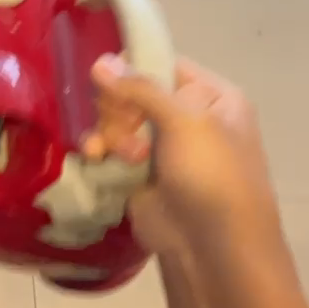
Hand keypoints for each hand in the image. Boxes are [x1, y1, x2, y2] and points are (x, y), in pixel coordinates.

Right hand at [84, 55, 284, 261]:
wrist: (212, 247)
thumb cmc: (212, 177)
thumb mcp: (185, 123)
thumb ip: (140, 88)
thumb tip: (99, 60)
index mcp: (212, 96)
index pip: (160, 63)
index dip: (132, 71)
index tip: (115, 87)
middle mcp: (187, 115)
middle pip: (130, 90)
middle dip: (118, 110)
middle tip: (124, 129)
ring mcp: (161, 143)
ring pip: (114, 118)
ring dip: (107, 133)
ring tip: (115, 154)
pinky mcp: (137, 168)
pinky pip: (107, 145)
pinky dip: (99, 150)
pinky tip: (95, 158)